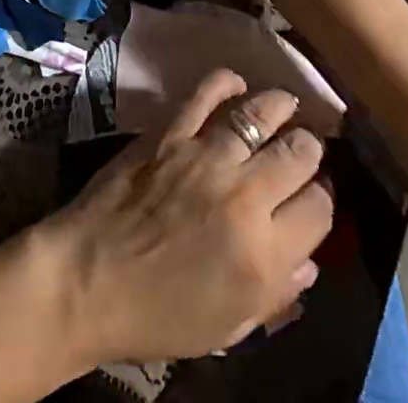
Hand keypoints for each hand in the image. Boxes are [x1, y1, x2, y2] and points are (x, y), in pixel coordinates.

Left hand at [37, 70, 332, 362]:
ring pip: (258, 117)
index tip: (311, 195)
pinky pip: (200, 99)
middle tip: (301, 149)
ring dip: (279, 107)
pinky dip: (221, 83)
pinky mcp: (163, 137)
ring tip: (287, 104)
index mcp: (266, 254)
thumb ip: (278, 293)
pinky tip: (235, 81)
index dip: (321, 199)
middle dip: (307, 149)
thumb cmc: (157, 315)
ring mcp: (201, 159)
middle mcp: (243, 197)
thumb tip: (308, 259)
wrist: (86, 278)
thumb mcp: (231, 326)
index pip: (320, 209)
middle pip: (298, 154)